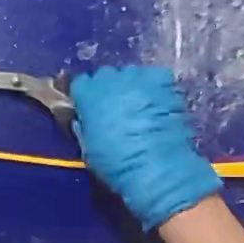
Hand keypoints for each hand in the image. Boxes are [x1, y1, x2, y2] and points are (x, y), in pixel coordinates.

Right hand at [70, 65, 221, 230]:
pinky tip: (155, 102)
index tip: (87, 109)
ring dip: (130, 87)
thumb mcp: (86, 146)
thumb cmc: (115, 163)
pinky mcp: (164, 81)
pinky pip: (153, 77)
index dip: (83, 96)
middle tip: (112, 109)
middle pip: (105, 76)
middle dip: (106, 89)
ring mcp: (139, 77)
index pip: (79, 83)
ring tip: (136, 106)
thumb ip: (82, 125)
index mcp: (88, 94)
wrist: (157, 168)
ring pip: (130, 75)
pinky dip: (153, 86)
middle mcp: (111, 79)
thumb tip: (82, 118)